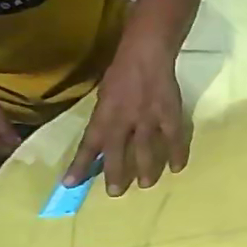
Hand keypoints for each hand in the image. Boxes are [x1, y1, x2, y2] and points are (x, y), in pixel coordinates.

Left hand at [65, 36, 188, 194]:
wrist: (146, 53)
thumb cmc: (121, 71)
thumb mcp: (104, 94)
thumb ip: (105, 118)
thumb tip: (103, 140)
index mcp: (105, 114)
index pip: (90, 144)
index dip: (80, 165)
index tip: (70, 184)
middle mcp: (124, 120)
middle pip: (118, 153)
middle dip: (115, 174)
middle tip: (115, 193)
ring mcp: (149, 119)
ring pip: (146, 150)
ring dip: (145, 170)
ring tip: (145, 185)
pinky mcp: (170, 115)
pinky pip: (173, 139)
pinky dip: (175, 154)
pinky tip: (176, 168)